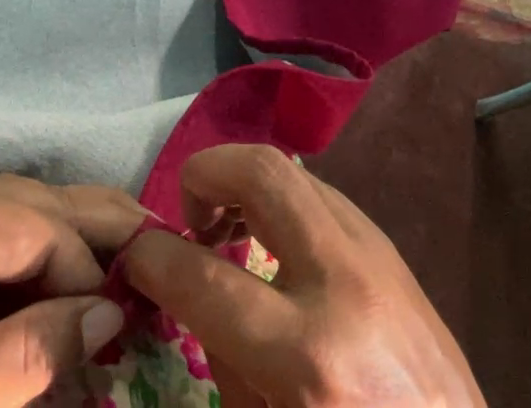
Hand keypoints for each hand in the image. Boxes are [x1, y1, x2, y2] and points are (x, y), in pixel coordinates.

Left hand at [0, 174, 145, 407]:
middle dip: (104, 232)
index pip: (46, 226)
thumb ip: (29, 355)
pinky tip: (63, 280)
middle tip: (159, 266)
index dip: (90, 273)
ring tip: (124, 272)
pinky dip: (39, 249)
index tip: (118, 327)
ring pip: (26, 203)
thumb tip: (111, 313)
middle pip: (44, 198)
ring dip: (76, 238)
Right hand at [122, 145, 484, 407]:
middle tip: (188, 222)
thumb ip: (222, 357)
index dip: (149, 257)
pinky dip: (280, 205)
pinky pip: (322, 197)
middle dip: (204, 176)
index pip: (199, 275)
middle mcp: (345, 284)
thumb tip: (190, 288)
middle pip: (261, 173)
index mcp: (307, 354)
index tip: (135, 258)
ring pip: (294, 173)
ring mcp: (380, 257)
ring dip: (245, 187)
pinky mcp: (395, 251)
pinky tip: (272, 248)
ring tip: (226, 232)